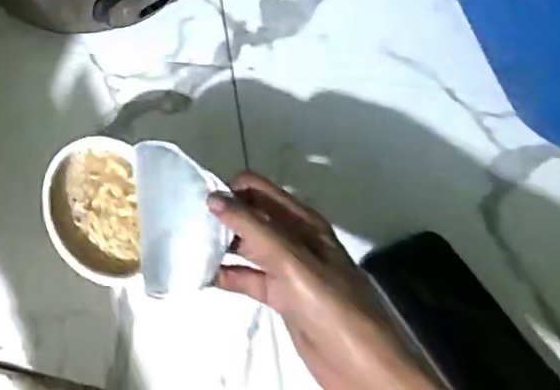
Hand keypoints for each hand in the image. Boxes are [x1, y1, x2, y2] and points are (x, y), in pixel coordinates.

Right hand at [208, 173, 434, 389]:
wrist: (370, 376)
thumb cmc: (335, 309)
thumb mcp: (292, 263)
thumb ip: (252, 228)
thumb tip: (212, 198)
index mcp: (302, 221)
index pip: (258, 189)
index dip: (230, 189)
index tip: (200, 202)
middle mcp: (293, 238)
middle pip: (250, 214)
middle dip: (222, 214)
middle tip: (189, 222)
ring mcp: (288, 269)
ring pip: (247, 245)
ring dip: (222, 244)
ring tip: (190, 245)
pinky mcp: (283, 298)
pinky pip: (249, 277)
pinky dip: (227, 275)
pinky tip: (204, 276)